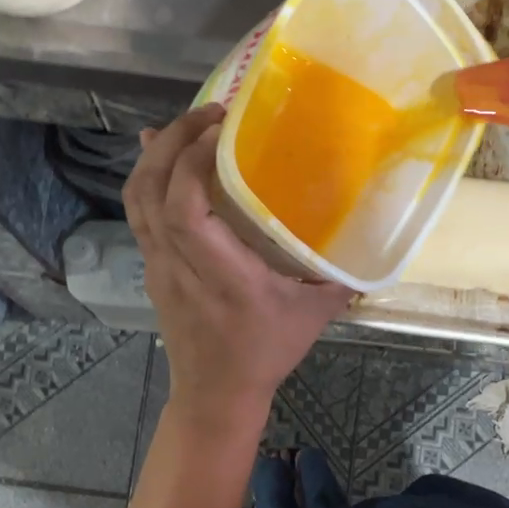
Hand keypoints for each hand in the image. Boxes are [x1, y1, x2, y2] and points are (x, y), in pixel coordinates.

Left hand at [125, 104, 353, 428]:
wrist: (215, 395)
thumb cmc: (265, 354)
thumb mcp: (313, 315)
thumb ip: (340, 275)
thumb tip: (372, 234)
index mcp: (220, 275)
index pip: (184, 209)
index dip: (193, 160)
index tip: (223, 128)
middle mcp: (179, 265)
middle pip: (151, 191)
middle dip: (174, 141)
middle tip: (210, 112)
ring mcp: (158, 266)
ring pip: (136, 199)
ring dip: (156, 155)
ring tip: (187, 126)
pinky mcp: (152, 269)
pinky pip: (138, 213)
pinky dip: (147, 176)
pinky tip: (157, 152)